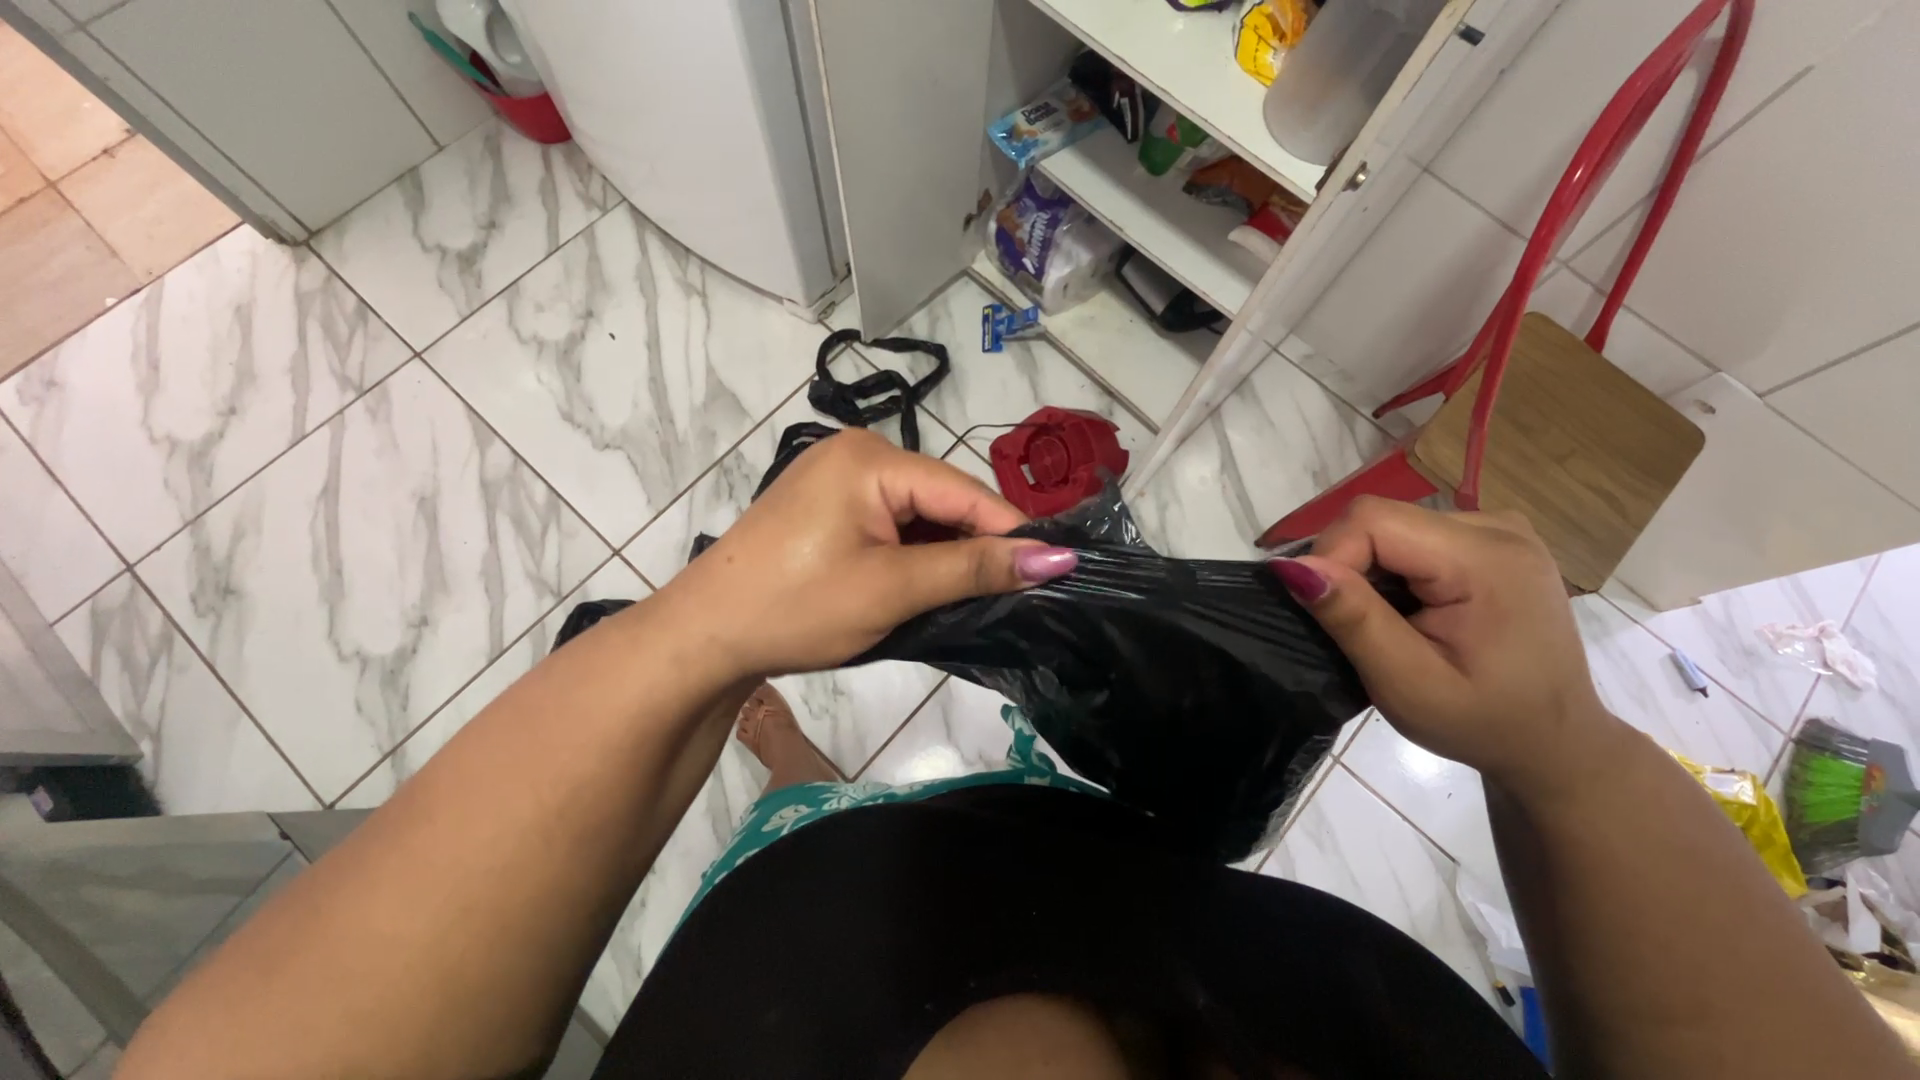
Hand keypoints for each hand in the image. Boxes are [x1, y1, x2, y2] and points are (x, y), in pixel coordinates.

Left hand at [658, 430, 1076, 678]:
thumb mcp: (893, 589)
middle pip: (942, 497)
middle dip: (974, 545)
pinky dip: (911, 553)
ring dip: (943, 552)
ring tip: (970, 596)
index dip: (1012, 533)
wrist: (704, 635)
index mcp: (871, 458)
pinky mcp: (825, 505)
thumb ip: (975, 568)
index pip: (964, 491)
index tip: (1057, 572)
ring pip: (917, 512)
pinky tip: (924, 584)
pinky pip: (888, 521)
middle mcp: (856, 452)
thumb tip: (1057, 558)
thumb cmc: (798, 608)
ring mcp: (835, 476)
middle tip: (1012, 595)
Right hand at [1270, 497, 1625, 792]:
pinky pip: (1415, 535)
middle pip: (1381, 518)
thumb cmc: (1481, 722)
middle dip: (1349, 567)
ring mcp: (1499, 528)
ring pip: (1393, 525)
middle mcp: (1497, 526)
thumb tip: (1292, 568)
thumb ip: (1354, 620)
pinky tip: (1410, 610)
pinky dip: (1393, 568)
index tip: (1326, 614)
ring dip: (1368, 569)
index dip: (1331, 558)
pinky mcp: (1493, 540)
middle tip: (1355, 627)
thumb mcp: (1407, 684)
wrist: (1554, 740)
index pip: (1372, 520)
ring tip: (1384, 623)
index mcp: (1486, 558)